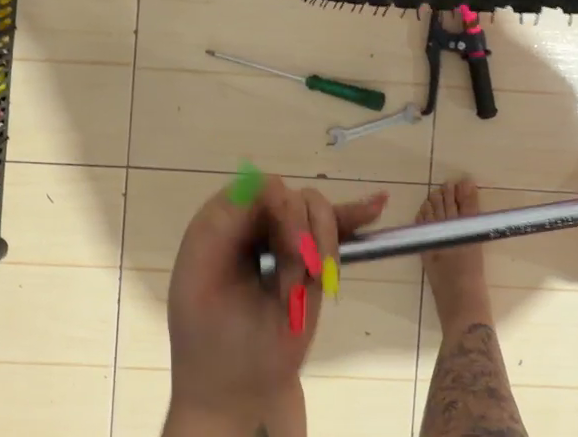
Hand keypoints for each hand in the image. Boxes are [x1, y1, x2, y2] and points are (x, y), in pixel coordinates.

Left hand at [166, 175, 386, 431]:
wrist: (240, 391)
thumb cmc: (212, 343)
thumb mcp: (200, 277)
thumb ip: (224, 224)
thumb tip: (268, 185)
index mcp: (222, 223)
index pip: (259, 187)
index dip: (281, 210)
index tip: (290, 250)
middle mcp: (257, 224)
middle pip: (295, 197)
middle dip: (303, 237)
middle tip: (299, 283)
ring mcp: (288, 241)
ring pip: (319, 212)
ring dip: (324, 245)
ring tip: (314, 285)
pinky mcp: (314, 259)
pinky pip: (338, 227)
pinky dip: (357, 213)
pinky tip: (377, 203)